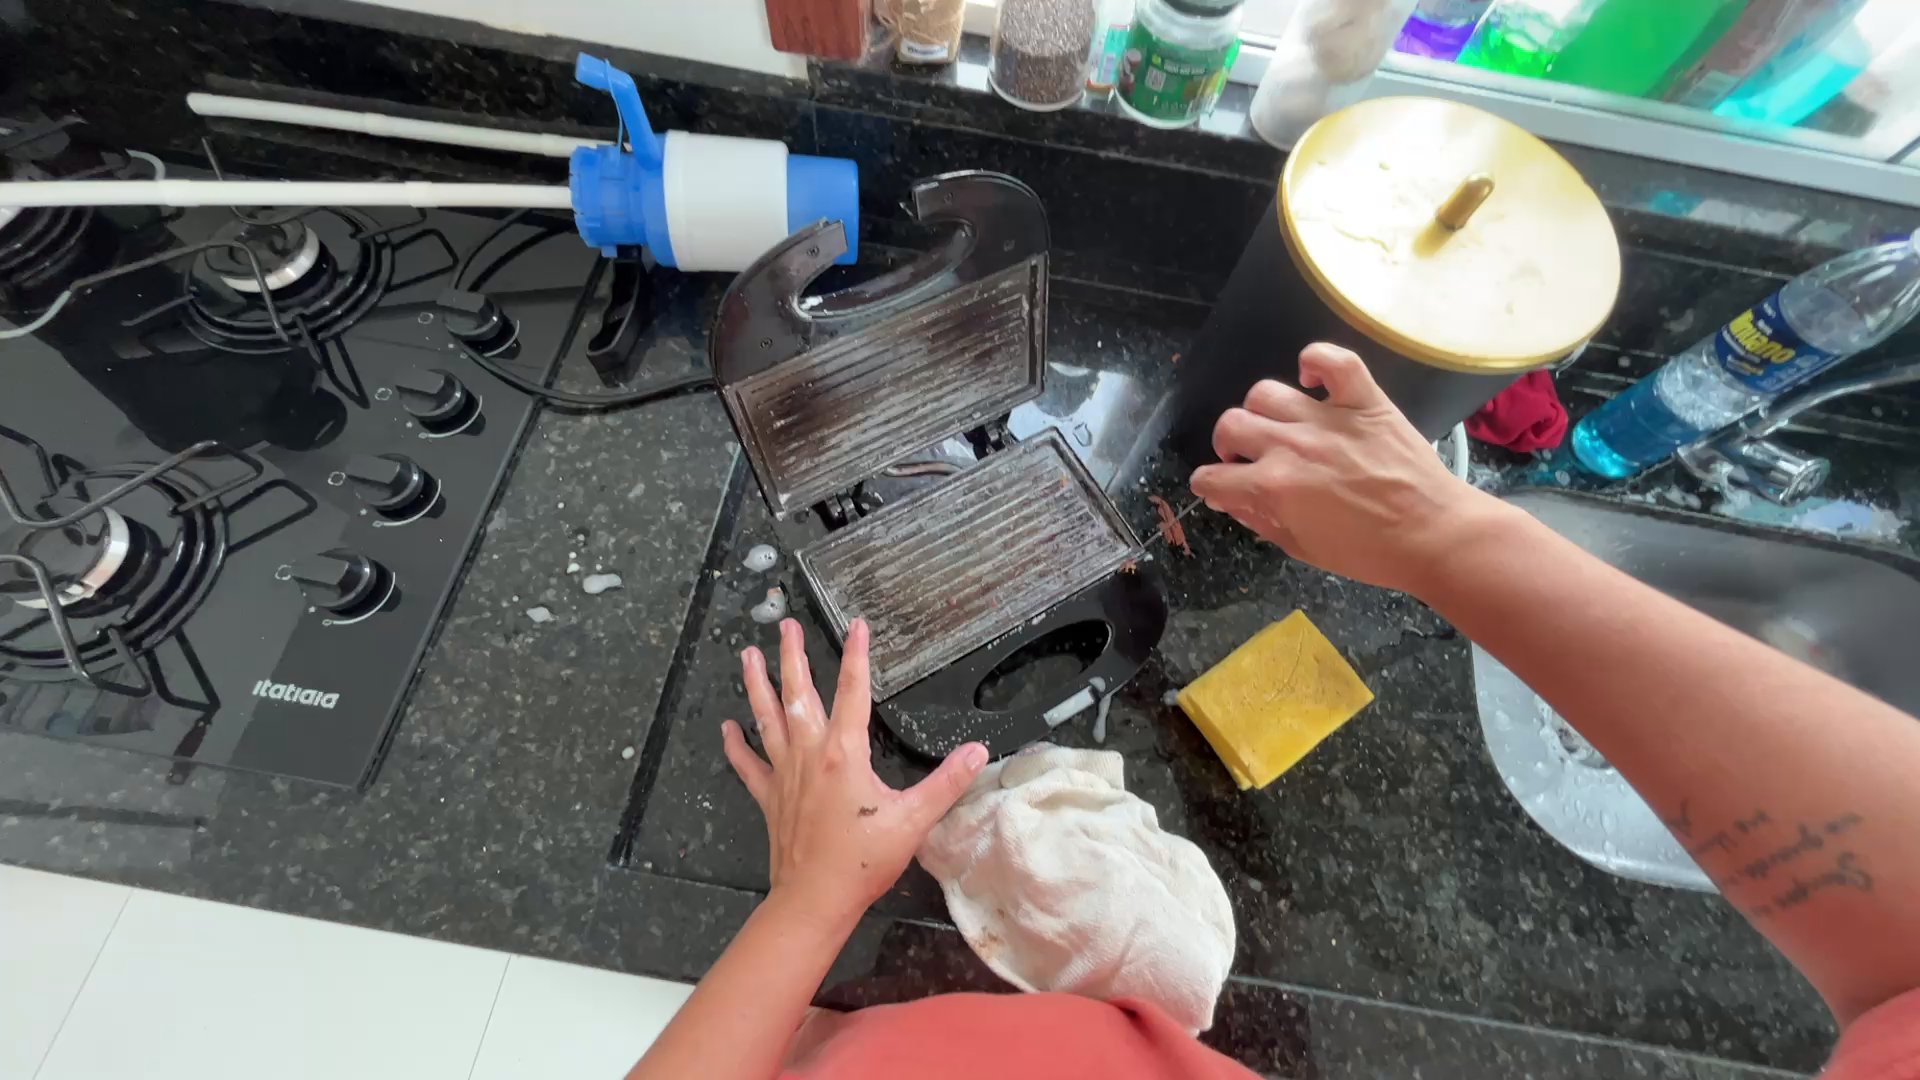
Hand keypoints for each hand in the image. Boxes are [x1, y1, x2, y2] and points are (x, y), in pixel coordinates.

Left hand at [722, 618, 988, 925]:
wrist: (814, 901)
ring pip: (767, 718)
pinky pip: (748, 765)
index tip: (857, 625)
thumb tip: (978, 751)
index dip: (856, 655)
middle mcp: (809, 753)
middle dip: (792, 655)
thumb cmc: (864, 860)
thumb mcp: (914, 820)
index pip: (852, 690)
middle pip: (798, 693)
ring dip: (757, 685)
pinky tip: (727, 727)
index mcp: (843, 752)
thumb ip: (947, 783)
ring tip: (748, 654)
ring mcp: (784, 774)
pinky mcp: (769, 797)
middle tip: (785, 624)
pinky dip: (736, 745)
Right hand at [1189, 343, 1512, 595]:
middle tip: (1247, 458)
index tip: (1220, 489)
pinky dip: (1316, 361)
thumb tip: (1227, 498)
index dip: (1209, 486)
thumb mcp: (1299, 547)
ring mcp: (1327, 419)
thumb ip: (1256, 519)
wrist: (1435, 536)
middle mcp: (1291, 447)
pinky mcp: (1364, 401)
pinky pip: (1333, 361)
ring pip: (1264, 392)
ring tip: (1277, 425)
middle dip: (1228, 446)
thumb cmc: (1366, 552)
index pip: (1211, 478)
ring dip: (1260, 412)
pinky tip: (1312, 380)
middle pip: (1230, 426)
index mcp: (1272, 488)